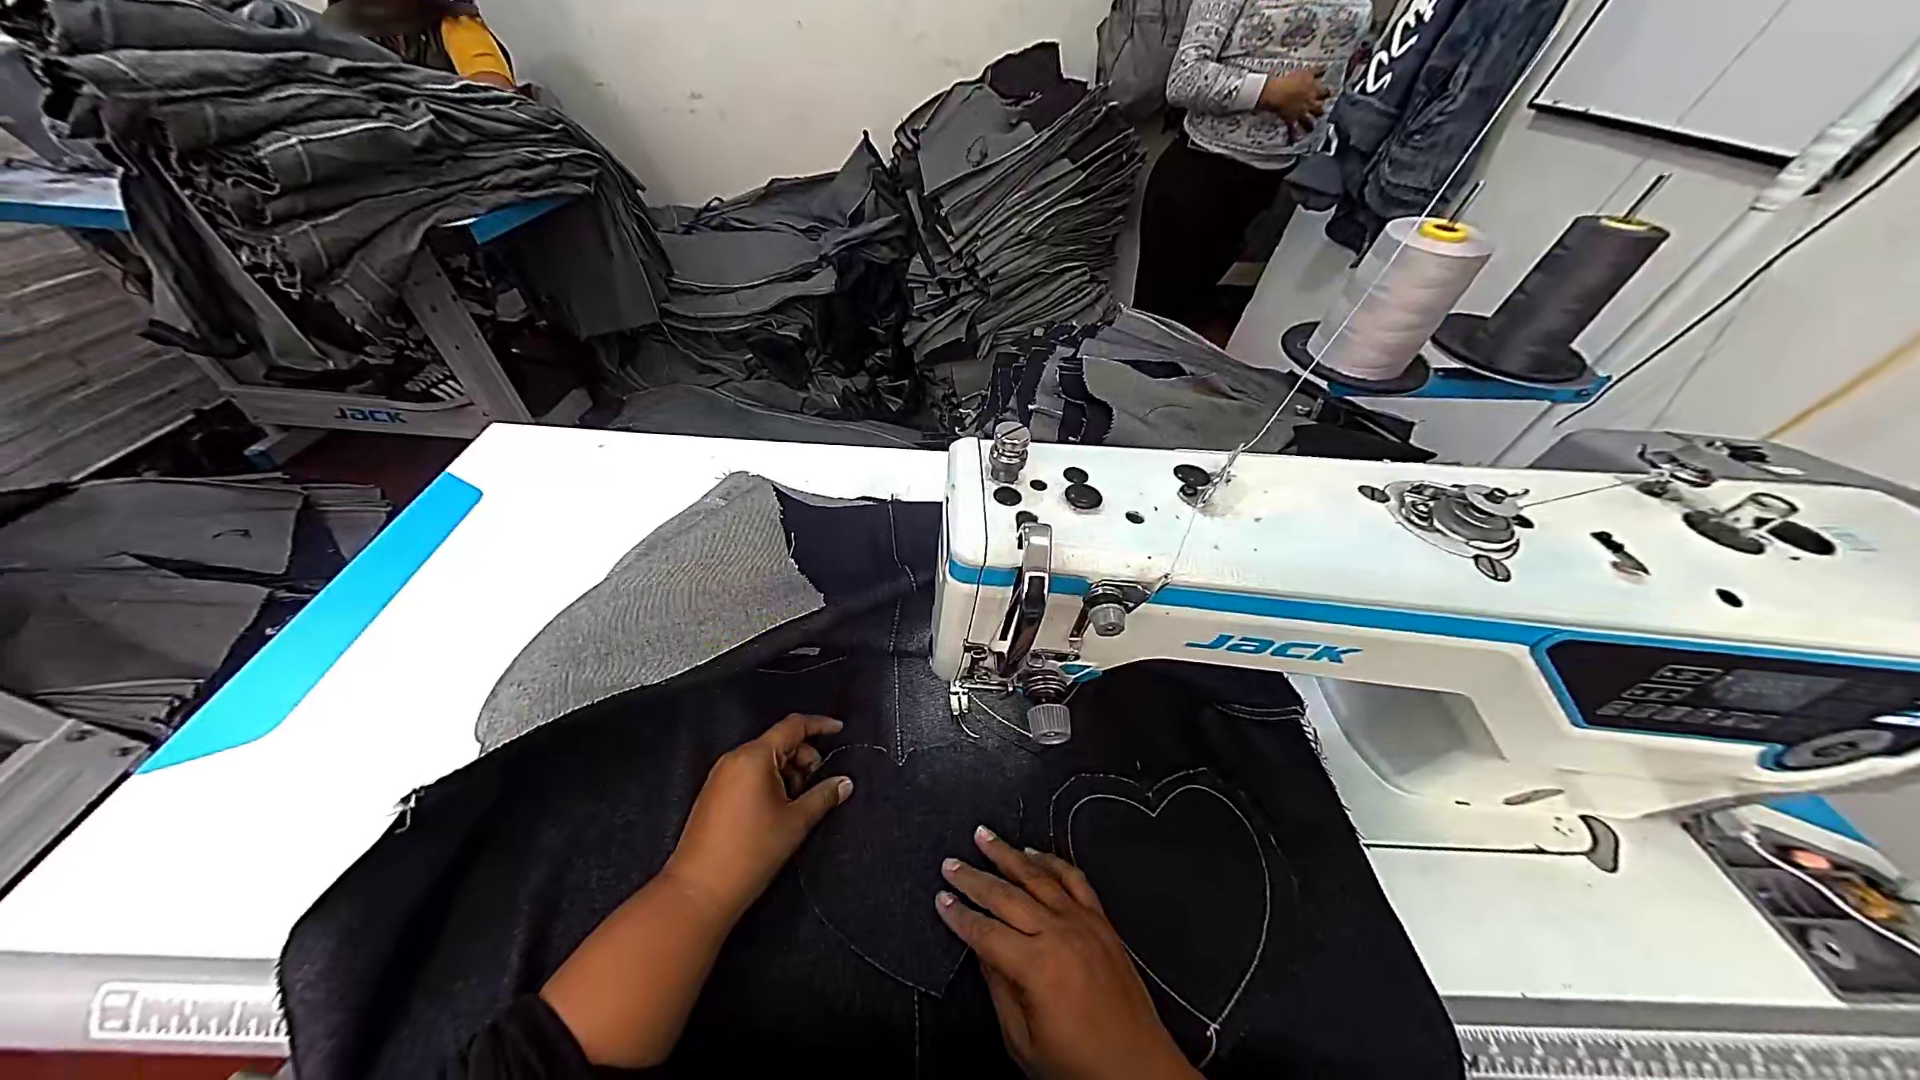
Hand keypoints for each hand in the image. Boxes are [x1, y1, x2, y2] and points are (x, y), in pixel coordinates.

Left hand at [661, 713, 852, 921]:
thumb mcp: (796, 822)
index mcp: (754, 757)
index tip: (839, 729)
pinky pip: (749, 774)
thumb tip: (844, 783)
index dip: (819, 725)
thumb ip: (824, 795)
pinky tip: (778, 810)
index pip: (793, 726)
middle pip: (780, 742)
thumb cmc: (749, 853)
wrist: (697, 892)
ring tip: (797, 804)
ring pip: (765, 760)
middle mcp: (734, 758)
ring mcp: (721, 776)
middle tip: (819, 785)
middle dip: (804, 758)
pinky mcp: (713, 794)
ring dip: (788, 773)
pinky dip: (770, 782)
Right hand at [936, 827, 1200, 1079]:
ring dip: (1007, 854)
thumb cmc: (1083, 1066)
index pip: (985, 931)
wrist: (1142, 1071)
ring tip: (984, 836)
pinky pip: (1074, 879)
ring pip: (1037, 876)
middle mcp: (1060, 935)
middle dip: (973, 877)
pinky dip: (1052, 861)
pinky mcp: (1102, 921)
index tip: (941, 899)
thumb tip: (981, 949)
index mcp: (1038, 967)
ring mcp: (1084, 922)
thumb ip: (999, 989)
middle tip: (951, 863)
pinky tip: (1033, 853)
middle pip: (1005, 895)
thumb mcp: (1024, 1041)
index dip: (959, 915)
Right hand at [1259, 65, 1329, 137]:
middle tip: (1320, 113)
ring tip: (1310, 130)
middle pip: (1319, 109)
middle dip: (1320, 111)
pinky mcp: (1290, 120)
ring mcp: (1300, 114)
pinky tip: (1293, 141)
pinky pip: (1292, 130)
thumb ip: (1317, 71)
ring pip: (1308, 122)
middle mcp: (1309, 104)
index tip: (1328, 94)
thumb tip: (1326, 68)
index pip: (1325, 92)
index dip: (1326, 93)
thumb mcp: (1306, 72)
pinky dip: (1292, 136)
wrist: (1277, 93)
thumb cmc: (1291, 81)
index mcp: (1314, 91)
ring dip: (1310, 126)